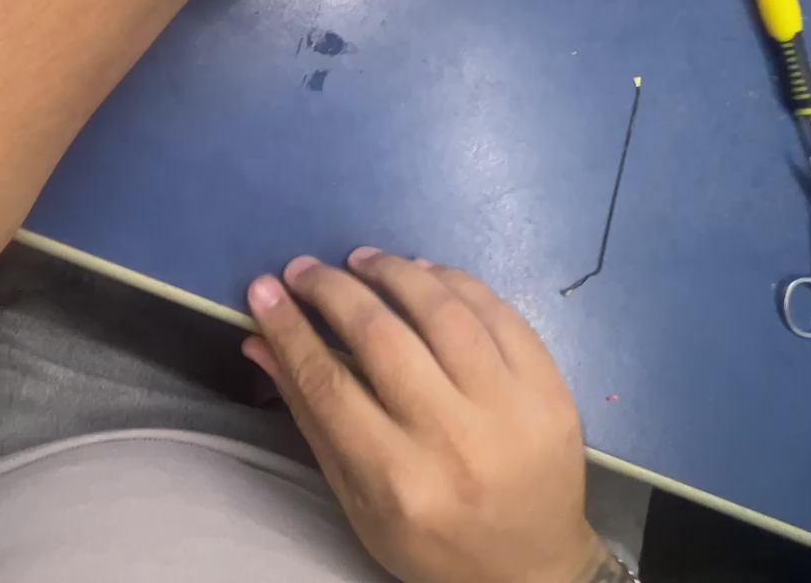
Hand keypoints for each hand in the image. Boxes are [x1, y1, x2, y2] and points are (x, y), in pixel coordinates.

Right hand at [243, 248, 621, 582]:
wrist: (535, 574)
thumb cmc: (430, 541)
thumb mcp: (354, 496)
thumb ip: (308, 412)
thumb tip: (259, 339)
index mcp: (399, 481)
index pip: (327, 382)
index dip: (288, 327)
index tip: (263, 288)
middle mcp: (454, 442)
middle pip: (381, 337)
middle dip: (332, 289)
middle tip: (304, 268)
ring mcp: (512, 412)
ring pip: (442, 312)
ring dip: (393, 271)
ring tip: (361, 259)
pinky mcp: (551, 391)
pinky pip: (498, 312)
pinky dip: (453, 280)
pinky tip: (422, 271)